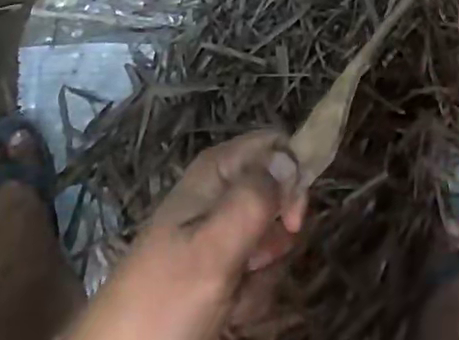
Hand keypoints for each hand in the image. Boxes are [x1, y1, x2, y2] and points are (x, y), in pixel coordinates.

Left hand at [66, 131, 305, 339]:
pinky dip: (252, 295)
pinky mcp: (221, 269)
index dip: (293, 177)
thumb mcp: (211, 248)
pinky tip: (228, 311)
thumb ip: (253, 200)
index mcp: (216, 170)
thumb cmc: (165, 299)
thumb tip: (289, 156)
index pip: (275, 146)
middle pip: (279, 197)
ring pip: (273, 240)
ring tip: (231, 296)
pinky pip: (260, 272)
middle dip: (275, 238)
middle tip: (252, 263)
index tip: (290, 221)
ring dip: (264, 273)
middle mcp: (221, 193)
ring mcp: (221, 233)